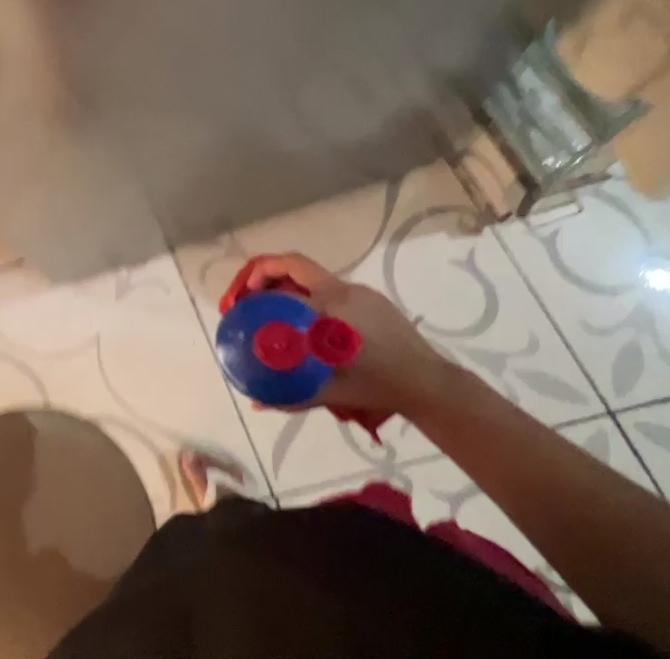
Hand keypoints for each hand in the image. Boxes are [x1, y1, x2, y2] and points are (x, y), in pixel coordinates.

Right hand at [242, 253, 461, 417]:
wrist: (429, 384)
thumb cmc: (377, 385)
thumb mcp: (328, 393)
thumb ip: (288, 395)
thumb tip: (254, 401)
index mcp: (331, 304)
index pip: (287, 272)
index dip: (257, 277)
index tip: (240, 298)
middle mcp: (344, 290)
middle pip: (295, 267)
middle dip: (265, 278)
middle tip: (248, 300)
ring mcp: (361, 293)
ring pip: (313, 280)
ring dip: (287, 289)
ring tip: (272, 313)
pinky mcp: (372, 301)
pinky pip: (330, 291)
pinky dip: (308, 298)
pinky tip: (306, 324)